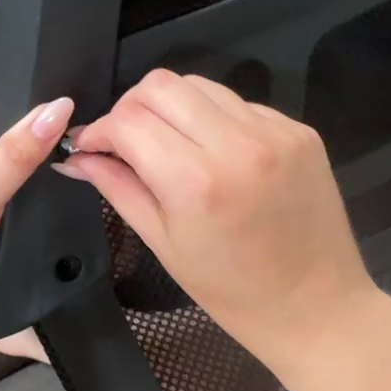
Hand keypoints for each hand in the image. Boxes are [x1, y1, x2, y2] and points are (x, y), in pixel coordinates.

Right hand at [60, 69, 378, 362]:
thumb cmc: (229, 288)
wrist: (315, 306)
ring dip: (170, 108)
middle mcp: (237, 144)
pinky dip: (210, 119)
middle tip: (125, 143)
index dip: (99, 130)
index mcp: (195, 181)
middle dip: (130, 109)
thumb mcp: (161, 242)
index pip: (127, 121)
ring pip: (198, 84)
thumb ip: (116, 187)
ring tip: (167, 146)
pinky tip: (211, 154)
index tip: (90, 148)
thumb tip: (74, 156)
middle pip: (160, 85)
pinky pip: (237, 104)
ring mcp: (274, 132)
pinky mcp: (299, 130)